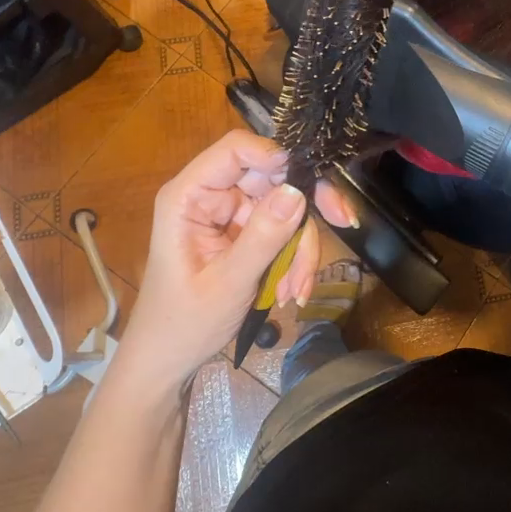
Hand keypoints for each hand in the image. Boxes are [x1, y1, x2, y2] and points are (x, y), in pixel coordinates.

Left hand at [122, 131, 352, 386]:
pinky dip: (295, 258)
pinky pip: (283, 230)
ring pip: (285, 206)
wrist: (168, 361)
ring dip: (300, 246)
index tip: (307, 182)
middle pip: (272, 177)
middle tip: (343, 222)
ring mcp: (231, 214)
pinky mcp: (246, 233)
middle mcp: (212, 196)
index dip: (274, 155)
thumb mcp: (227, 283)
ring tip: (296, 290)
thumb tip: (297, 192)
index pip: (235, 150)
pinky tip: (292, 291)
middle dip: (304, 208)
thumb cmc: (184, 324)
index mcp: (190, 196)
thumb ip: (262, 237)